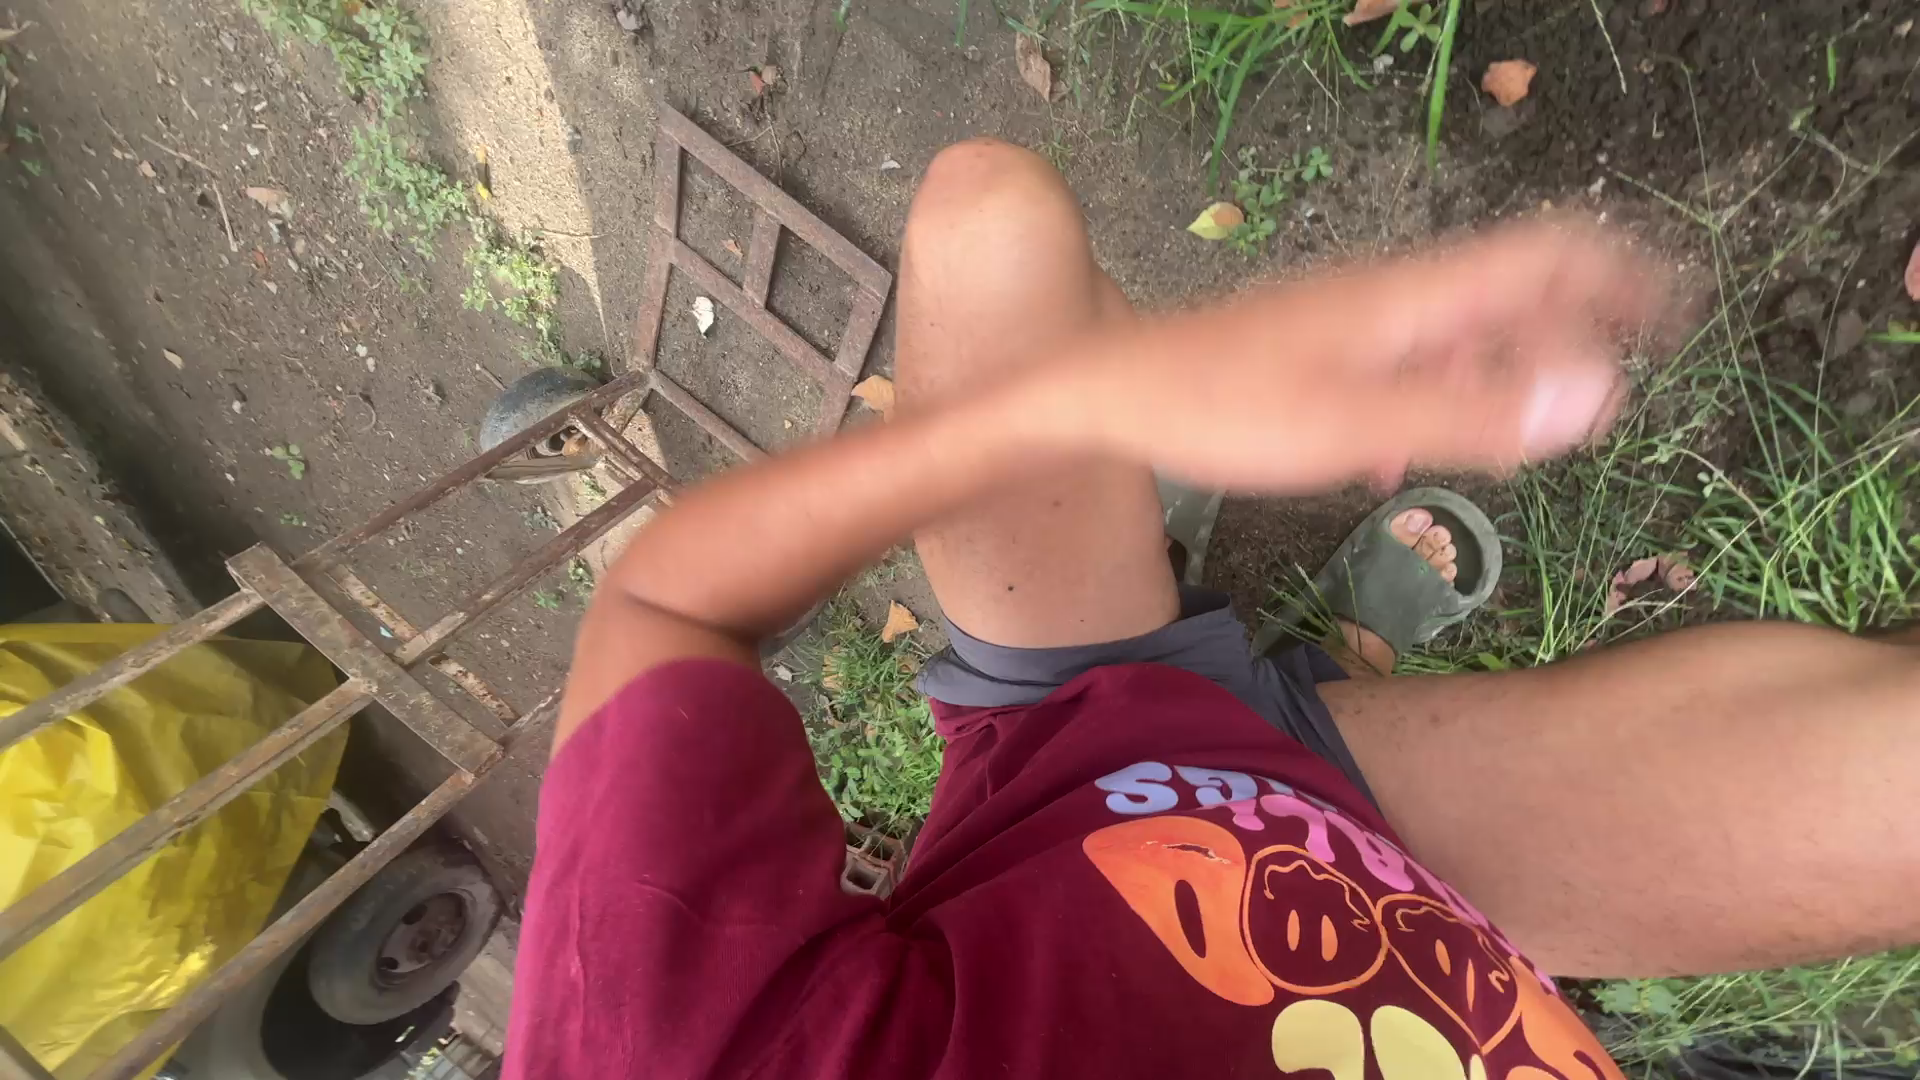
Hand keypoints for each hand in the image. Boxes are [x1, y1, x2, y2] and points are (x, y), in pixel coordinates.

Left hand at [1050, 220, 1680, 491]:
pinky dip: (1406, 403)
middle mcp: (1376, 292)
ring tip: (1490, 444)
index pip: (1549, 255)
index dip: (1622, 280)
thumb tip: (1600, 394)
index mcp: (1407, 297)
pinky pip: (1375, 365)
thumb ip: (1467, 415)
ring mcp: (1329, 319)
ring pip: (1434, 336)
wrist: (1107, 393)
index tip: (1671, 322)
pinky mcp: (1291, 348)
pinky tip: (1383, 460)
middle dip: (1552, 344)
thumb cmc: (1218, 410)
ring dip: (1476, 382)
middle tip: (1574, 409)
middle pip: (1497, 295)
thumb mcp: (1348, 427)